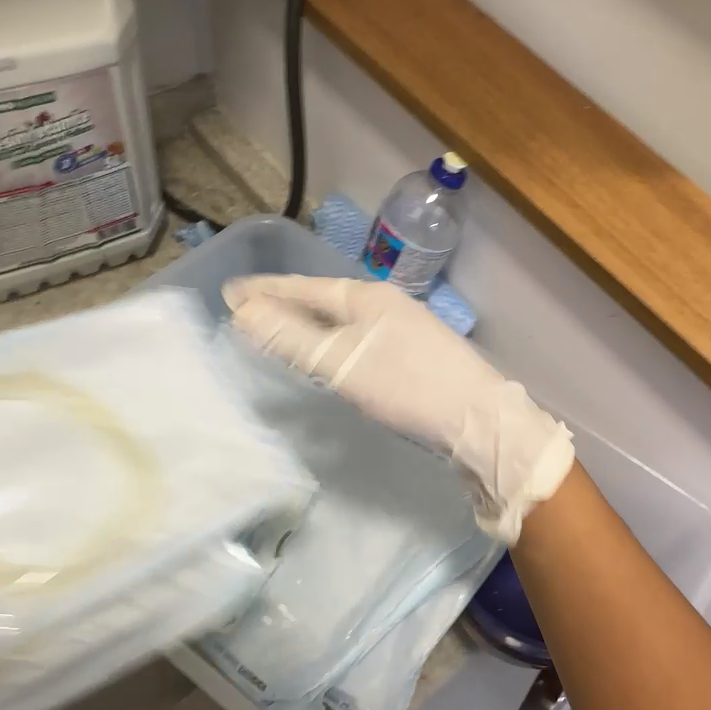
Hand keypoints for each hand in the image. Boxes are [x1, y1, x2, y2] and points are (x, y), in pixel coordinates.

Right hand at [223, 275, 573, 541]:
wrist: (480, 420)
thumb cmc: (409, 387)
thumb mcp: (343, 363)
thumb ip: (292, 339)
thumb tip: (243, 312)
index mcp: (368, 297)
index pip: (304, 288)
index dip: (265, 291)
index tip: (230, 292)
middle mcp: (388, 304)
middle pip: (326, 300)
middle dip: (287, 304)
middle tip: (249, 310)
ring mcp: (407, 329)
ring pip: (347, 320)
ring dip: (312, 323)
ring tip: (283, 329)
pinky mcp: (418, 356)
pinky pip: (362, 339)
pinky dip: (336, 342)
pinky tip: (335, 356)